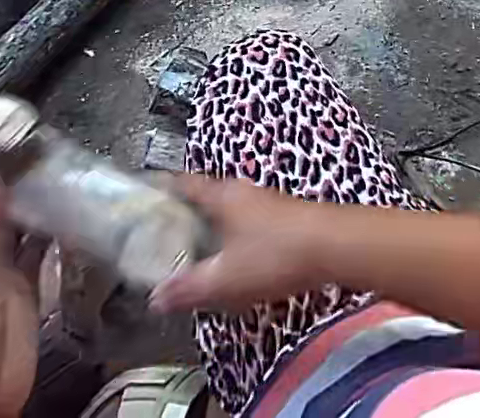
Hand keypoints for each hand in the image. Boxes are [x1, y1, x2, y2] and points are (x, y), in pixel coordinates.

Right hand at [149, 175, 331, 313]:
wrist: (333, 245)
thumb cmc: (277, 254)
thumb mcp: (225, 279)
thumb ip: (188, 288)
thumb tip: (156, 297)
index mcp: (220, 195)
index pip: (183, 183)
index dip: (163, 186)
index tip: (146, 191)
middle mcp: (239, 191)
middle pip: (204, 194)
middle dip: (185, 209)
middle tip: (165, 226)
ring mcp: (262, 201)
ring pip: (226, 208)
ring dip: (210, 223)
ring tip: (196, 246)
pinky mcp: (281, 216)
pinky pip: (245, 220)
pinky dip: (232, 233)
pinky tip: (234, 257)